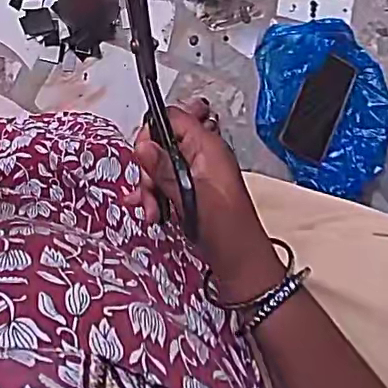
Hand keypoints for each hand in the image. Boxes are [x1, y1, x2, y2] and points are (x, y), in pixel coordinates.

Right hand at [122, 98, 287, 303]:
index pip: (172, 117)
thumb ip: (166, 169)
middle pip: (160, 141)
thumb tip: (143, 144)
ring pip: (158, 164)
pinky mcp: (190, 190)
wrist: (243, 270)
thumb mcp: (193, 198)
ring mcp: (196, 173)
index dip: (152, 132)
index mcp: (208, 148)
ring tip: (151, 208)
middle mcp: (202, 156)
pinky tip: (150, 210)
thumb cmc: (229, 235)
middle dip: (147, 165)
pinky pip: (163, 181)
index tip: (144, 157)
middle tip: (149, 189)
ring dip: (148, 185)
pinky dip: (153, 194)